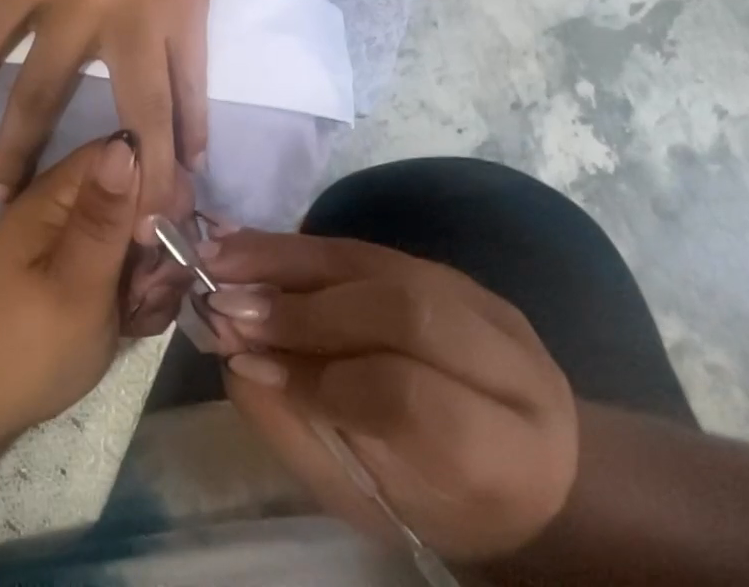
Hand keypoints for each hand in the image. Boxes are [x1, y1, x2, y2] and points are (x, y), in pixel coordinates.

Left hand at [0, 0, 223, 216]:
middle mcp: (77, 9)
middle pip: (40, 97)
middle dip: (15, 154)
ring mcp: (138, 20)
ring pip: (130, 109)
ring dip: (125, 170)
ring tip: (122, 221)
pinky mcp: (186, 20)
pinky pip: (188, 86)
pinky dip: (188, 129)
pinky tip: (185, 170)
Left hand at [0, 134, 151, 439]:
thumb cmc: (25, 345)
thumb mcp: (75, 282)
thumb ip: (107, 218)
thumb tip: (128, 140)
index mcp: (53, 198)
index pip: (122, 153)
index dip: (156, 184)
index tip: (162, 235)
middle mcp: (65, 213)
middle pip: (141, 201)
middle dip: (158, 246)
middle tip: (142, 290)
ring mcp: (74, 246)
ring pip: (143, 243)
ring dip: (153, 280)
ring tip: (131, 315)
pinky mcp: (83, 278)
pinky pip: (131, 274)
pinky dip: (139, 300)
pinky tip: (128, 326)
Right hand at [193, 229, 577, 560]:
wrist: (530, 473)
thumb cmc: (429, 501)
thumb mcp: (358, 495)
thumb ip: (293, 427)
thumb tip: (233, 352)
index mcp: (500, 452)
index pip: (405, 394)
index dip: (315, 376)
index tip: (243, 362)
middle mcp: (513, 369)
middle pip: (402, 311)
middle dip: (299, 306)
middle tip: (222, 304)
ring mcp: (489, 310)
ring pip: (381, 265)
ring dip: (287, 258)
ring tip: (218, 259)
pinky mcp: (457, 276)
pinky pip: (365, 251)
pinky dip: (298, 248)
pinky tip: (247, 249)